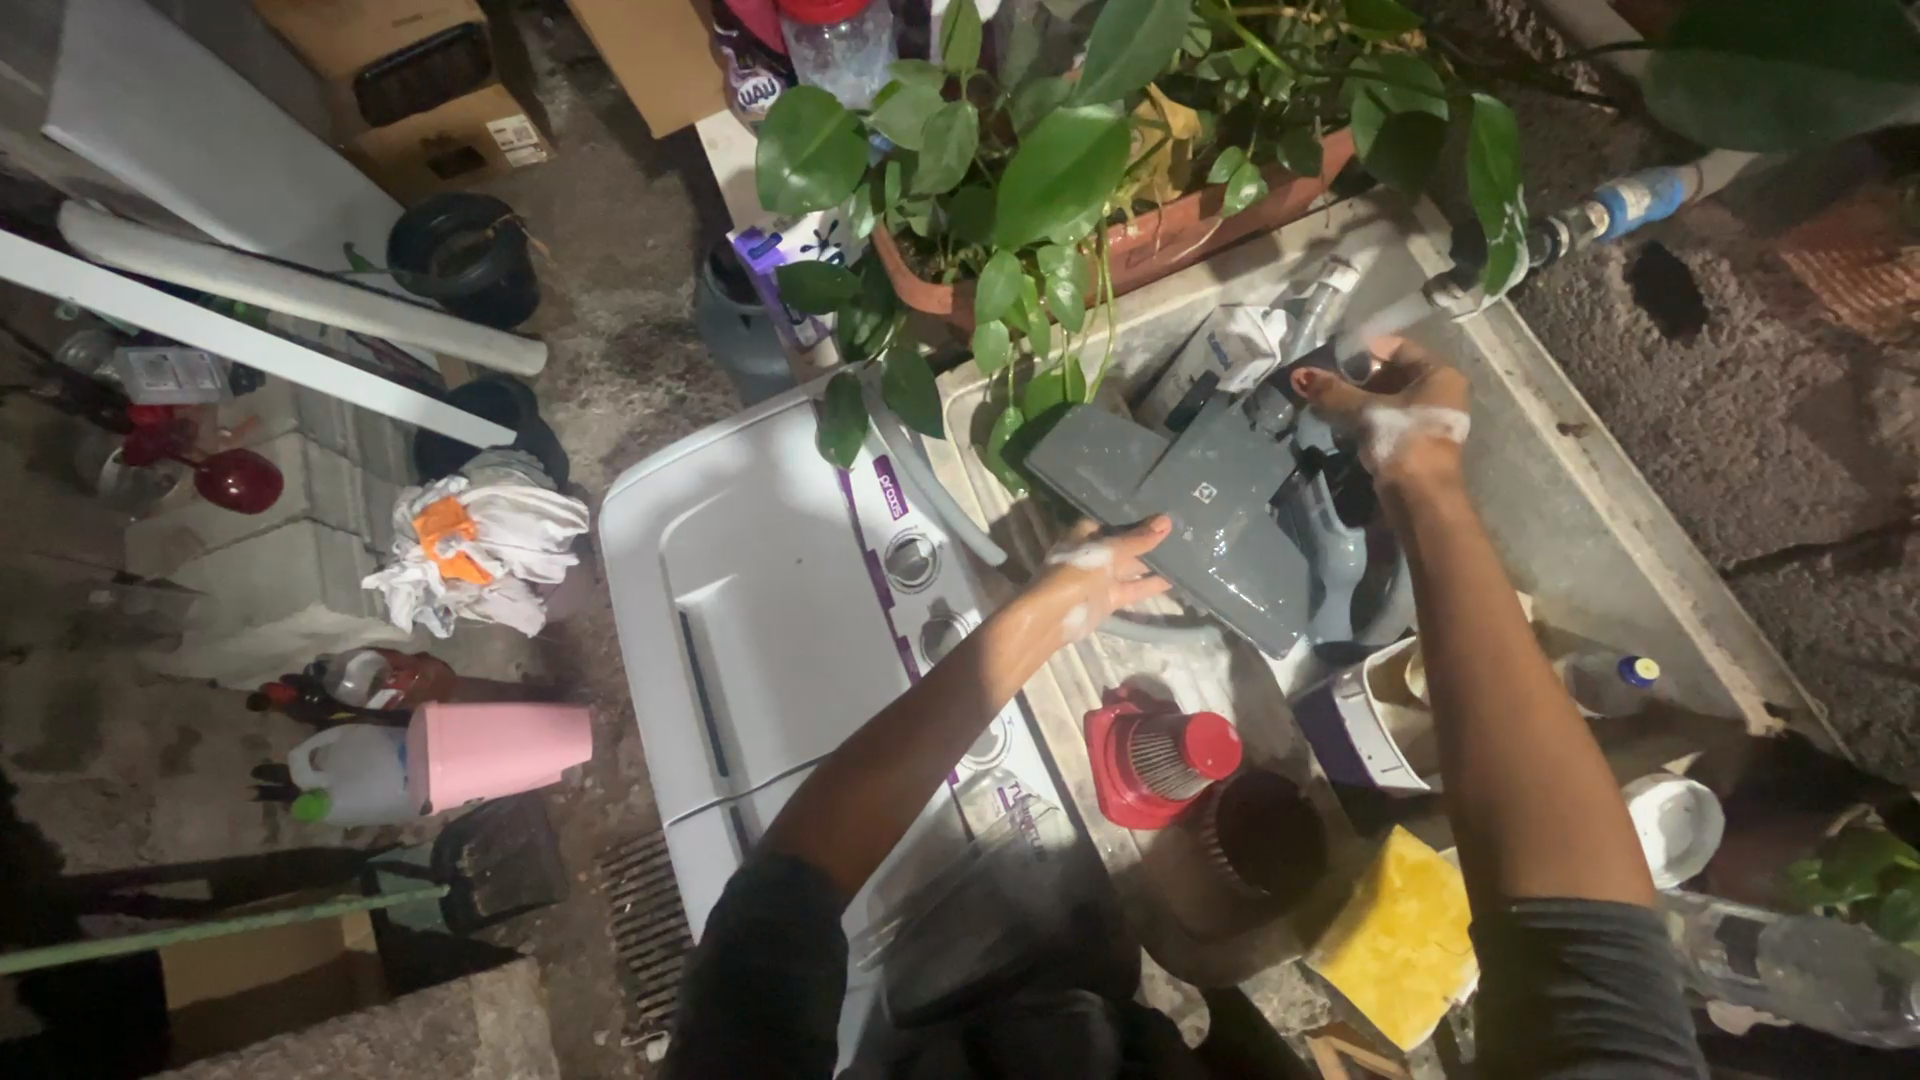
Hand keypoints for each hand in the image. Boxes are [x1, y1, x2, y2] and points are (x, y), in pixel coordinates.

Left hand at [1012, 516, 1173, 650]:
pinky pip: (1136, 587)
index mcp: (1085, 533)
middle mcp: (1094, 551)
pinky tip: (1178, 577)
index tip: (1164, 505)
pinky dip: (1153, 584)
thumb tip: (1166, 521)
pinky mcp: (1110, 598)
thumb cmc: (1075, 573)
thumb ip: (1137, 539)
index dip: (1136, 513)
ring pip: (1133, 565)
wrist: (1053, 618)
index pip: (1114, 518)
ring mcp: (1102, 576)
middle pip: (1126, 541)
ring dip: (1155, 560)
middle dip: (1150, 537)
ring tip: (1189, 549)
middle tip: (1185, 526)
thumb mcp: (1107, 552)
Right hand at [1290, 335, 1471, 487]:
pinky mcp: (1413, 440)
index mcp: (1439, 374)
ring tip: (1325, 399)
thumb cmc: (1402, 440)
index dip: (1364, 349)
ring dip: (1356, 399)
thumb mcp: (1365, 411)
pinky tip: (1338, 421)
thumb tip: (1299, 374)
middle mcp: (1439, 392)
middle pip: (1391, 373)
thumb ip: (1333, 392)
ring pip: (1386, 398)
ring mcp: (1427, 418)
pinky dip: (1363, 418)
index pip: (1398, 348)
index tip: (1332, 355)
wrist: (1420, 495)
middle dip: (1355, 376)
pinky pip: (1385, 419)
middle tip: (1324, 378)